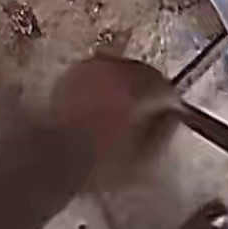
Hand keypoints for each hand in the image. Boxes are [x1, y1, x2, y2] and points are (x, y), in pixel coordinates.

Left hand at [48, 56, 178, 186]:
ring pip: (121, 65)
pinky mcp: (74, 71)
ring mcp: (91, 68)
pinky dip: (109, 77)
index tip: (173, 111)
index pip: (162, 85)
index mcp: (133, 91)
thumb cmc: (99, 163)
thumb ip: (162, 134)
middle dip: (152, 85)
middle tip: (155, 105)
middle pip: (142, 70)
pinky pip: (100, 67)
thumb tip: (173, 117)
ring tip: (132, 99)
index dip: (171, 99)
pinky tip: (108, 94)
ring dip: (131, 78)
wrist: (53, 155)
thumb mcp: (140, 159)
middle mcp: (113, 71)